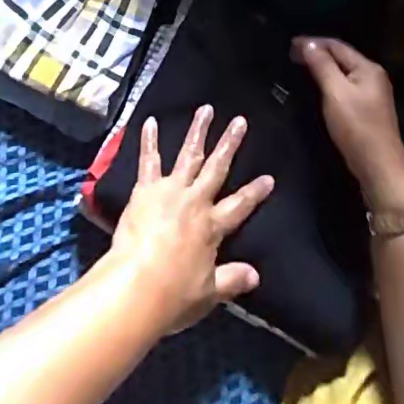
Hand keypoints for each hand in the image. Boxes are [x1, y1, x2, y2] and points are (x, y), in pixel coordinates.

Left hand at [105, 106, 274, 334]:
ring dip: (198, 131)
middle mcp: (195, 201)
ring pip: (188, 155)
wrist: (135, 285)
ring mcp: (170, 191)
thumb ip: (232, 279)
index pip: (240, 205)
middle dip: (230, 144)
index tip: (268, 178)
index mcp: (212, 226)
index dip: (255, 192)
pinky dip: (149, 140)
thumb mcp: (208, 293)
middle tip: (239, 121)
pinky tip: (149, 121)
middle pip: (216, 168)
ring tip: (206, 110)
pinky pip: (148, 161)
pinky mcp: (144, 190)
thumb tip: (255, 275)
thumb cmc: (173, 294)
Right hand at [294, 38, 403, 209]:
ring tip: (301, 65)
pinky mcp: (367, 108)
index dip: (313, 42)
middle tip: (292, 54)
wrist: (379, 167)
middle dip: (317, 52)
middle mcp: (372, 76)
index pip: (337, 46)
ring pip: (343, 71)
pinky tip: (318, 84)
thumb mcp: (336, 93)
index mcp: (367, 68)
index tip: (290, 44)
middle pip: (341, 56)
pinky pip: (345, 85)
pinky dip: (329, 79)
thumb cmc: (356, 128)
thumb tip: (308, 43)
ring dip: (322, 65)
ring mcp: (372, 92)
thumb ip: (322, 66)